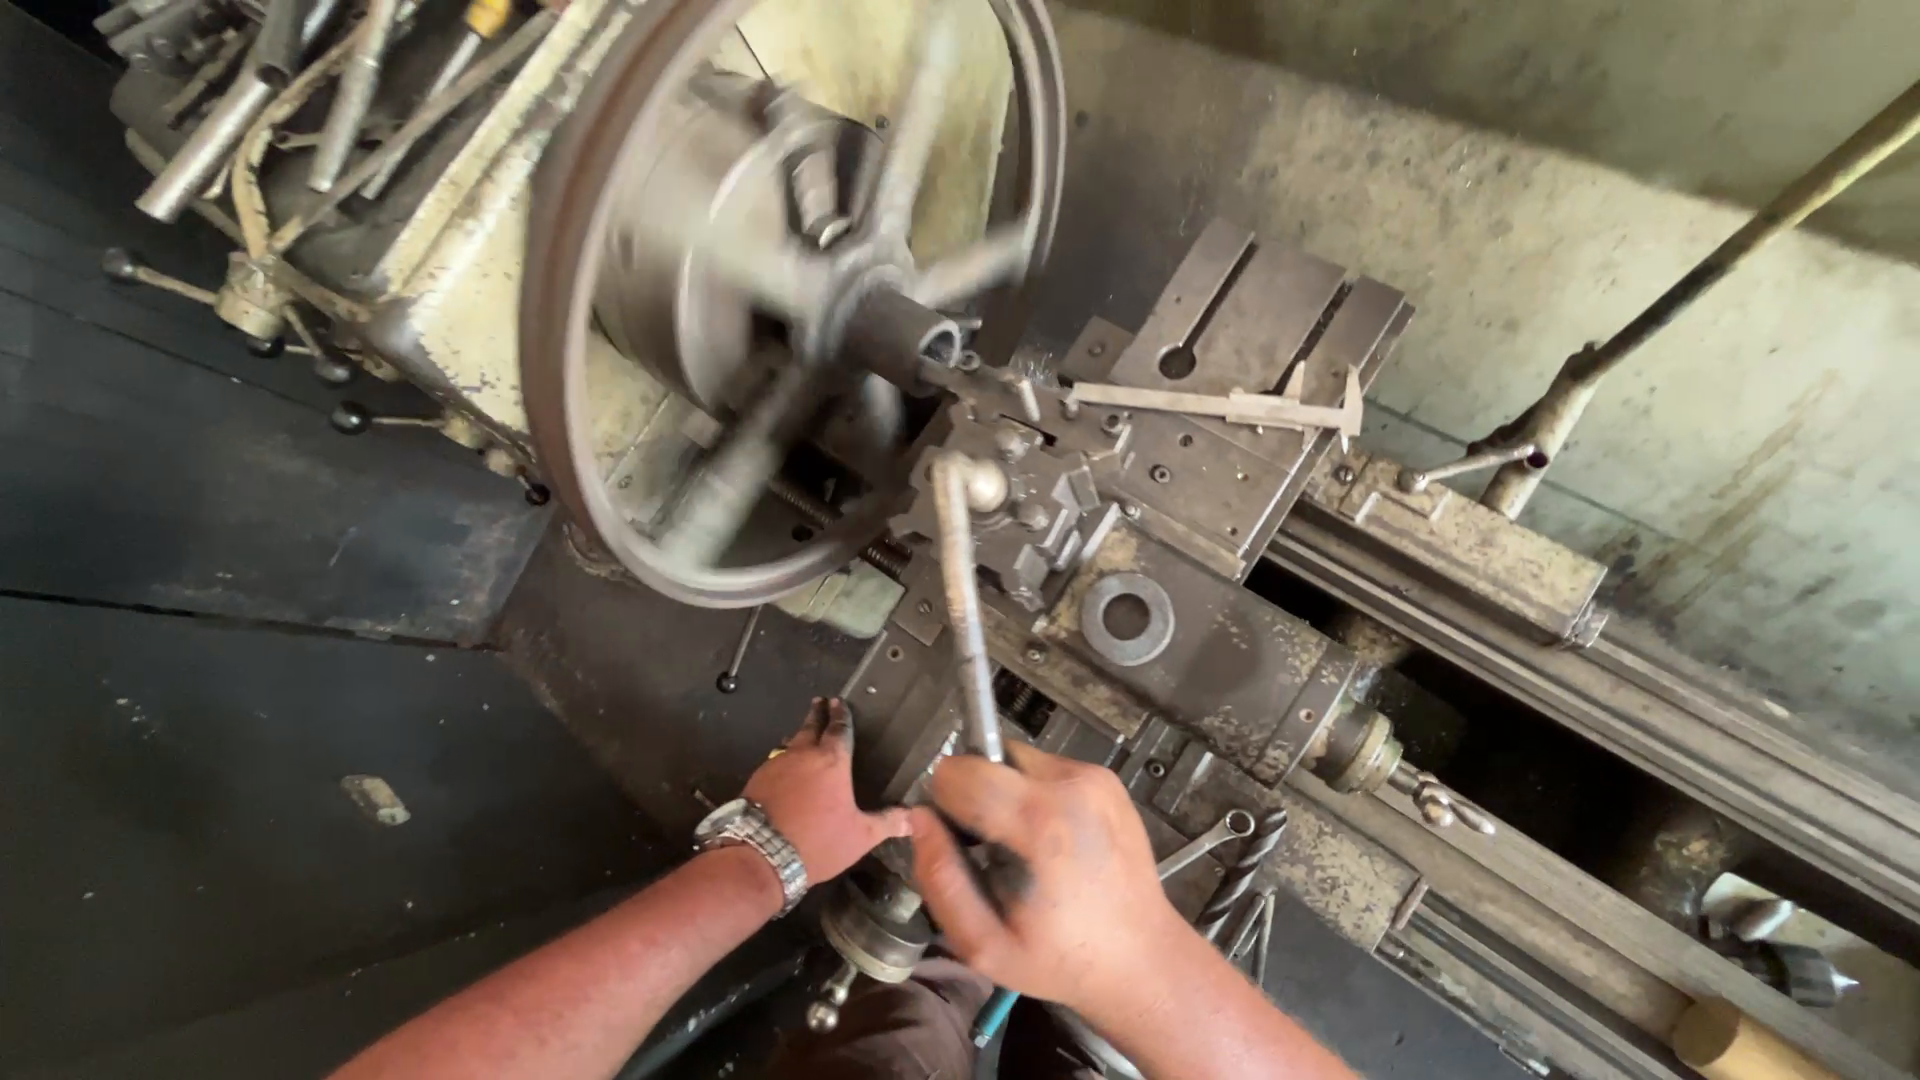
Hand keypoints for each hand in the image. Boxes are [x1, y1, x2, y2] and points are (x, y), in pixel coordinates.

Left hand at [743, 697, 911, 883]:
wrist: (759, 855)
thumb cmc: (817, 841)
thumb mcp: (860, 836)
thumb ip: (887, 823)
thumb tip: (913, 818)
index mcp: (831, 760)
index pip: (839, 729)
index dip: (841, 714)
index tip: (839, 702)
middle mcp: (802, 754)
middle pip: (811, 727)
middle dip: (817, 714)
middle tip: (820, 702)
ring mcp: (776, 764)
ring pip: (791, 743)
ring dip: (799, 736)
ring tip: (804, 735)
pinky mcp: (756, 780)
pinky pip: (775, 762)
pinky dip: (784, 761)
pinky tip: (785, 771)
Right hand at [907, 742, 1186, 1016]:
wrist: (1142, 958)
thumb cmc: (1061, 958)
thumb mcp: (983, 944)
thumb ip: (940, 879)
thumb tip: (919, 819)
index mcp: (1040, 824)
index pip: (962, 771)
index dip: (946, 801)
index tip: (959, 840)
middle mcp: (1071, 786)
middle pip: (990, 757)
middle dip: (976, 793)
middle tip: (990, 846)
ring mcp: (1094, 778)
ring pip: (1019, 759)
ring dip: (1007, 791)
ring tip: (1025, 845)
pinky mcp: (1107, 779)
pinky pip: (1048, 768)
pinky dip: (1037, 793)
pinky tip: (1051, 839)